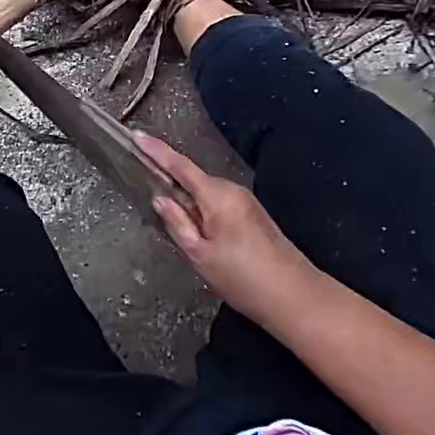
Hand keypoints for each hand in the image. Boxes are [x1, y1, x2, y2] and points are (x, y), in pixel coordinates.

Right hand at [138, 133, 318, 318]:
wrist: (297, 300)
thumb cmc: (246, 279)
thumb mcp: (200, 254)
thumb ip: (177, 222)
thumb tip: (161, 199)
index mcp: (217, 196)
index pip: (179, 166)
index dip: (156, 150)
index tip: (136, 135)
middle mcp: (232, 191)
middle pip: (192, 181)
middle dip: (173, 190)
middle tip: (158, 214)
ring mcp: (245, 202)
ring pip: (205, 195)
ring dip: (190, 207)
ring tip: (186, 239)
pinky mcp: (252, 215)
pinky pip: (218, 205)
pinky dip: (204, 214)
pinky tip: (205, 241)